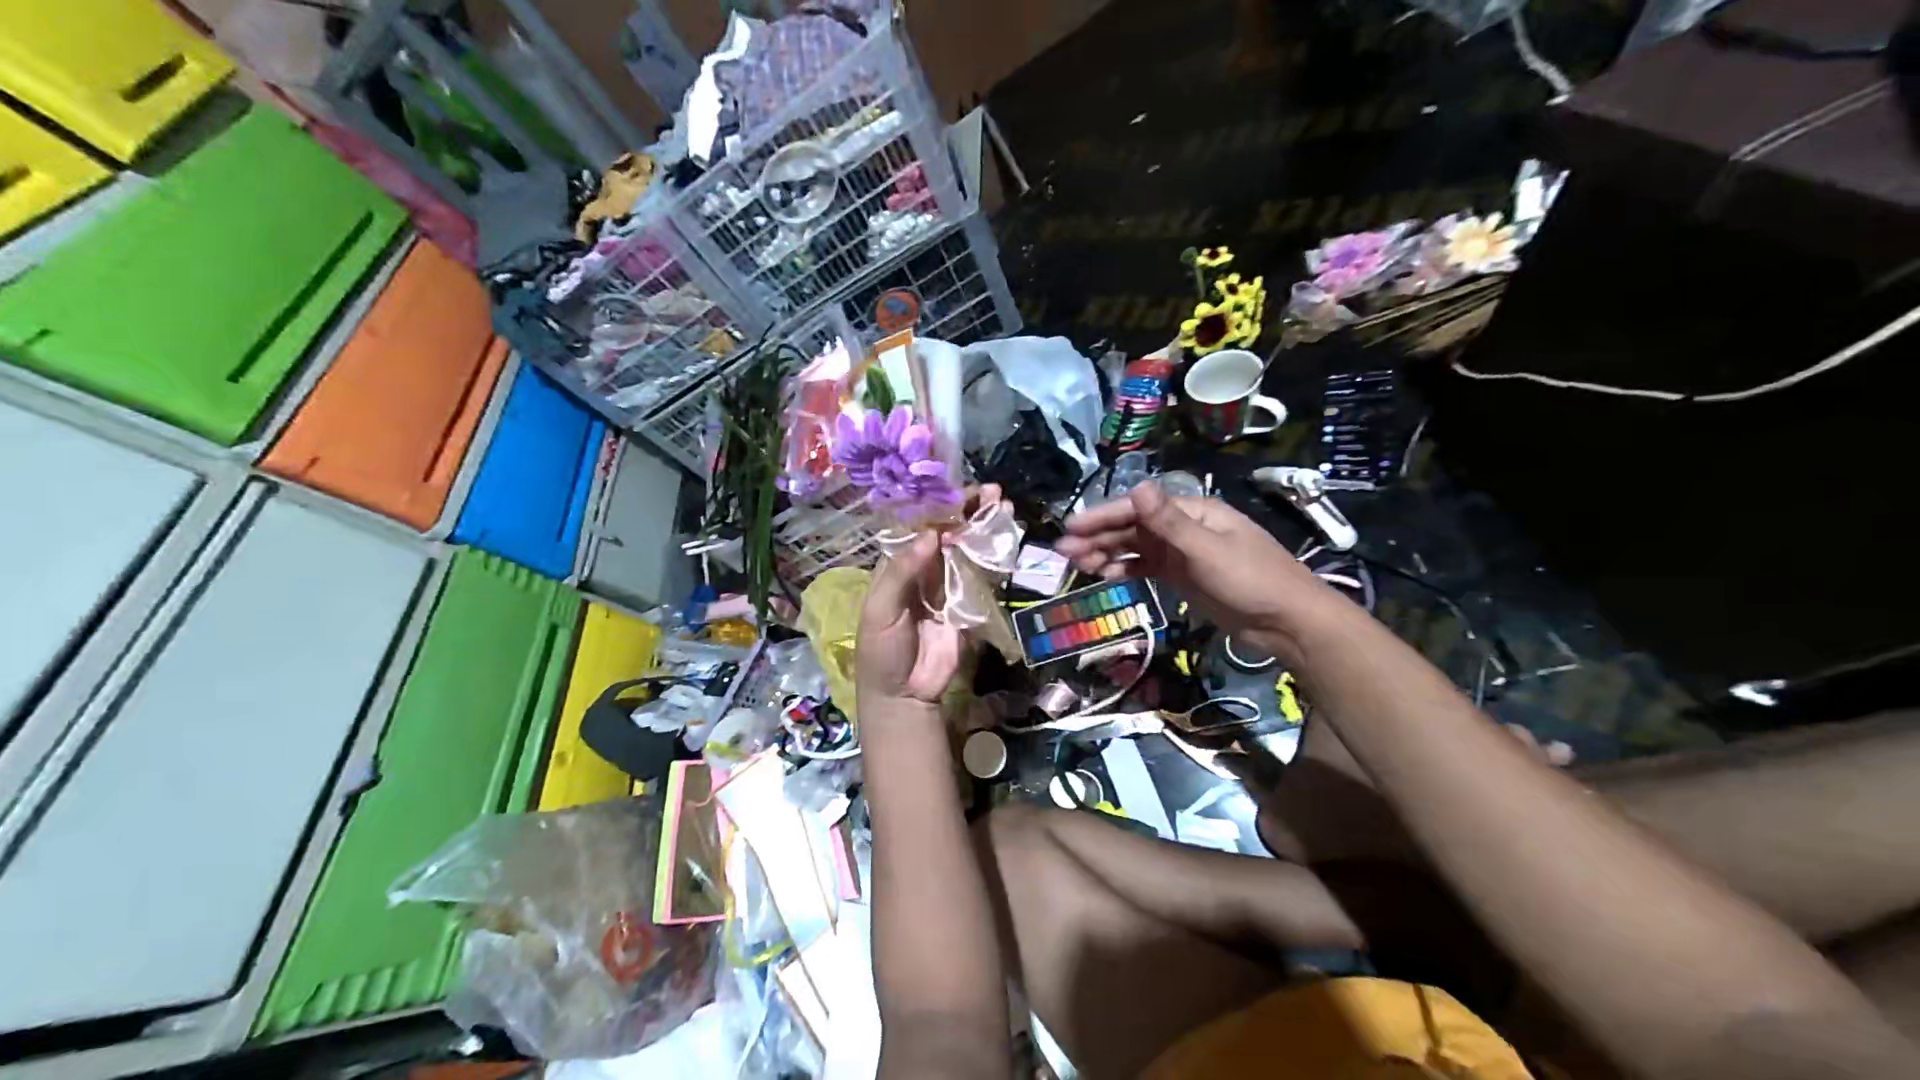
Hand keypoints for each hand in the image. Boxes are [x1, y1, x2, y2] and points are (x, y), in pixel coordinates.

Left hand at [857, 483, 1003, 712]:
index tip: (956, 489)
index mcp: (896, 566)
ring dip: (981, 525)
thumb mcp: (881, 610)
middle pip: (945, 532)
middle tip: (988, 491)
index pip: (917, 528)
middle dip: (965, 510)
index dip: (936, 507)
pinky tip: (1004, 534)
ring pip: (965, 547)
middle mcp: (923, 569)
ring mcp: (947, 584)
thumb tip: (930, 535)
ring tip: (999, 502)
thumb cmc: (881, 651)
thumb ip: (902, 572)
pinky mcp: (967, 603)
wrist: (905, 694)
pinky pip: (980, 574)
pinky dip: (992, 554)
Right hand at [1055, 481, 1336, 645]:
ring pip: (1134, 548)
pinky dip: (1124, 570)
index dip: (1102, 517)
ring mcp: (1182, 552)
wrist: (1287, 622)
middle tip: (1063, 551)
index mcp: (1192, 511)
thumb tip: (1137, 487)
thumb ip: (1169, 522)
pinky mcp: (1182, 575)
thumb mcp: (1208, 550)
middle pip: (1132, 527)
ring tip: (1076, 565)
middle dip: (1097, 537)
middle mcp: (1183, 527)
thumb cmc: (1252, 580)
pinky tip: (1103, 576)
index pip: (1137, 509)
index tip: (1071, 527)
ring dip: (1106, 553)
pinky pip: (1145, 567)